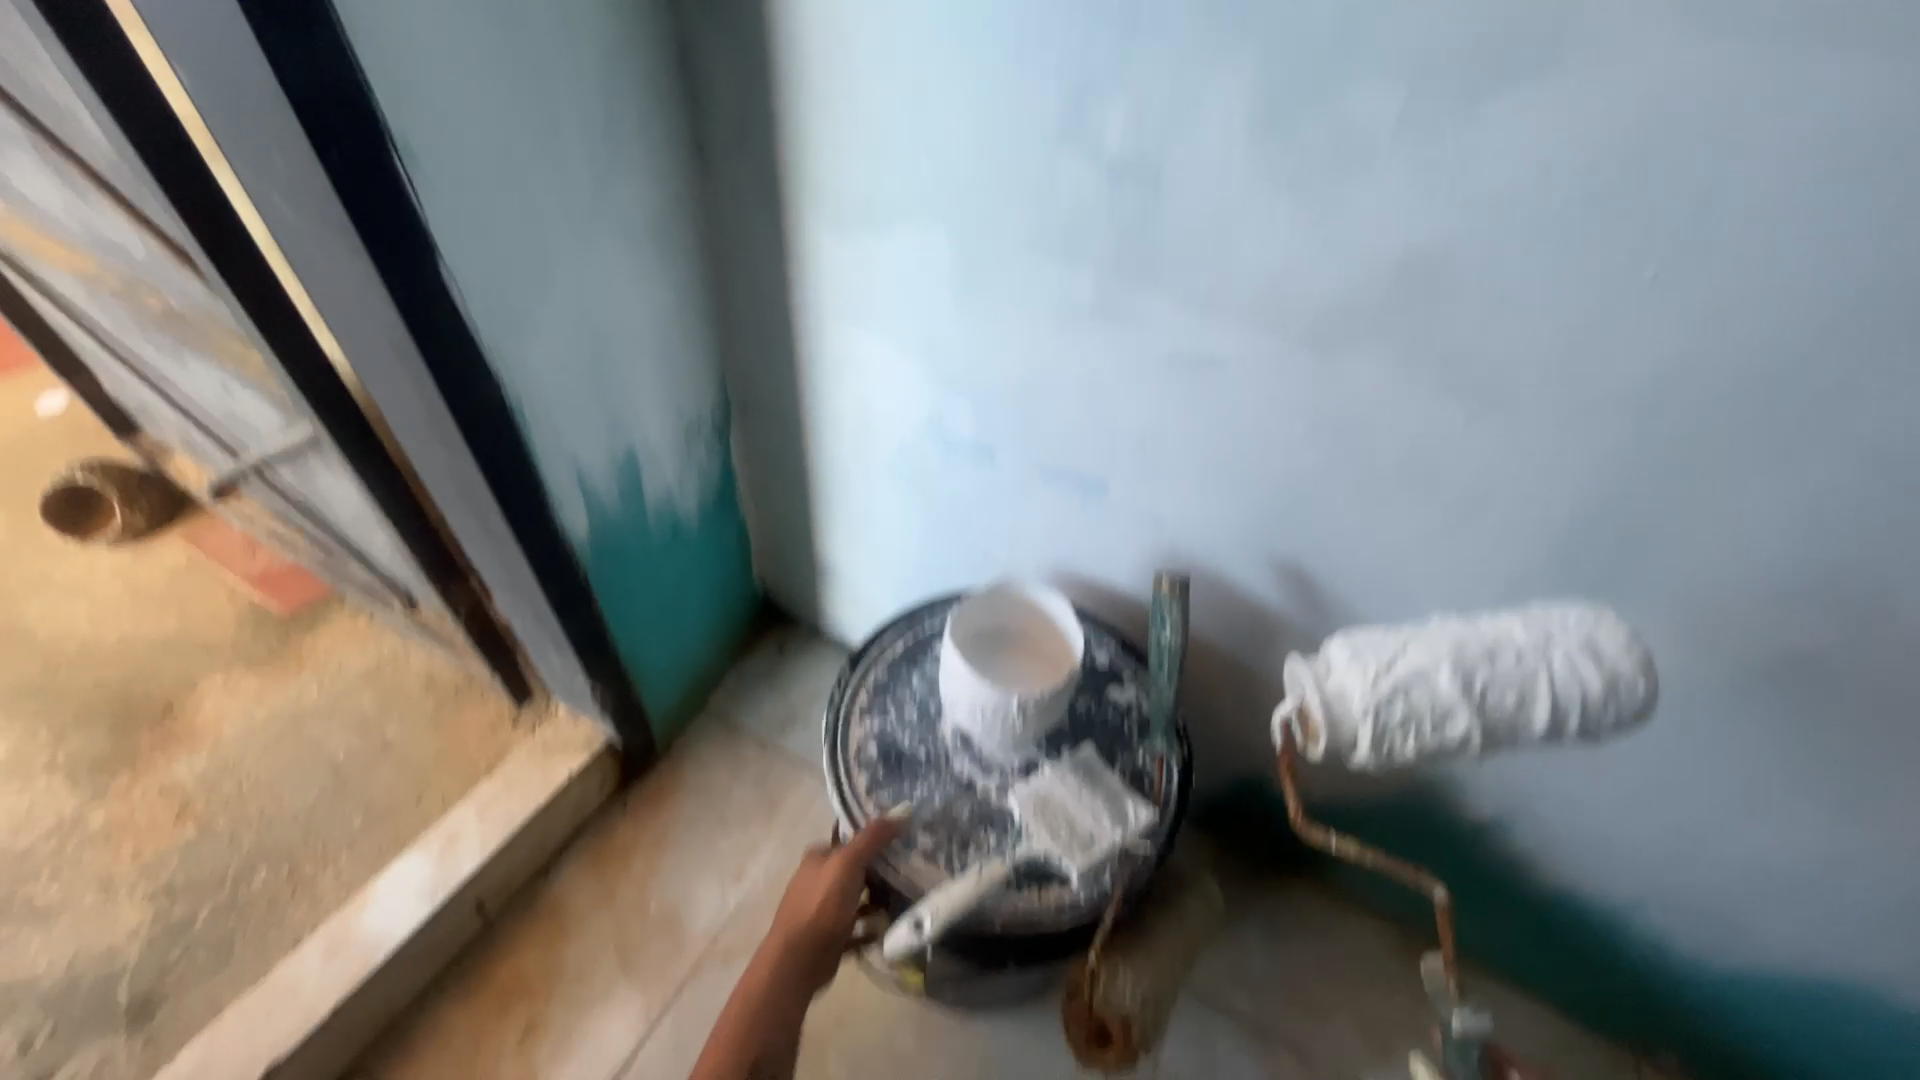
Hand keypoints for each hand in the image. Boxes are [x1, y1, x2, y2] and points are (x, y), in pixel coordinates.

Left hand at [762, 817, 905, 995]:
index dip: (874, 838)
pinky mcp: (830, 936)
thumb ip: (873, 837)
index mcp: (818, 857)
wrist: (799, 960)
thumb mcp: (849, 862)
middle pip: (855, 869)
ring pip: (857, 898)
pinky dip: (872, 927)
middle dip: (880, 871)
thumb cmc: (822, 904)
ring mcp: (823, 909)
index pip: (849, 839)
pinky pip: (857, 927)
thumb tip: (902, 813)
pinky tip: (890, 926)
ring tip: (905, 898)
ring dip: (878, 900)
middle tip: (910, 869)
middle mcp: (818, 880)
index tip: (902, 840)